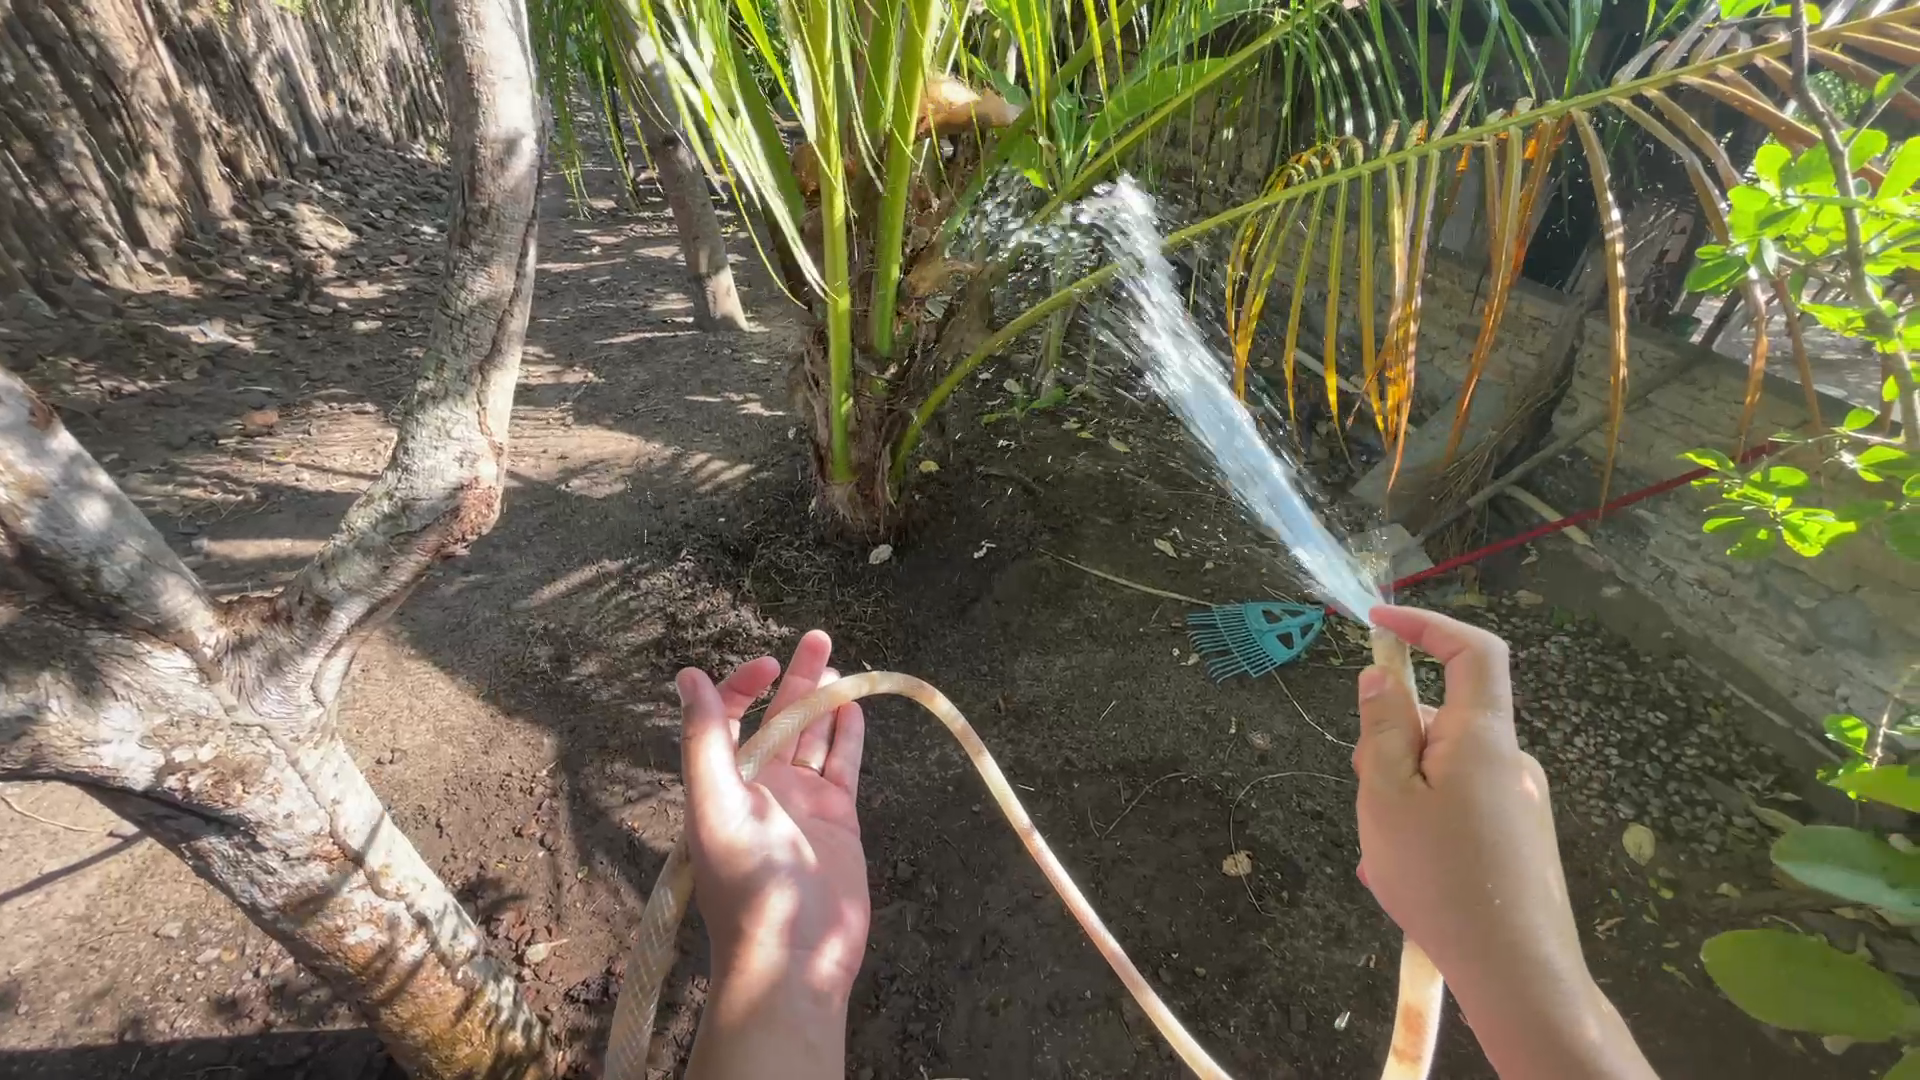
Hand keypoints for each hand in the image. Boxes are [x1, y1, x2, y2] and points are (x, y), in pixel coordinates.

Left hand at [678, 630, 868, 1079]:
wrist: (796, 953)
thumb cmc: (749, 880)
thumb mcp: (716, 805)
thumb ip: (703, 739)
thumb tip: (686, 676)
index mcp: (727, 781)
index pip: (729, 719)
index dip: (743, 686)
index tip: (768, 667)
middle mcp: (764, 784)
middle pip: (782, 719)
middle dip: (797, 678)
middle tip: (820, 637)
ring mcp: (805, 800)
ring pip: (816, 736)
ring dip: (826, 702)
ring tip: (840, 667)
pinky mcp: (839, 816)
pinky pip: (844, 764)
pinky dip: (850, 734)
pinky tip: (856, 707)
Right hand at [1353, 605, 1654, 1079]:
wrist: (1520, 976)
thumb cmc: (1440, 877)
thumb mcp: (1386, 794)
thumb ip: (1382, 728)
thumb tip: (1380, 676)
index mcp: (1482, 739)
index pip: (1471, 652)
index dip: (1426, 625)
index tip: (1377, 623)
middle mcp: (1509, 759)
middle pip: (1442, 716)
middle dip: (1392, 737)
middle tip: (1366, 791)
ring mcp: (1518, 799)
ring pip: (1442, 763)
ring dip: (1402, 784)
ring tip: (1385, 845)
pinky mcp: (1518, 834)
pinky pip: (1457, 799)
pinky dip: (1423, 813)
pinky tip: (1407, 866)